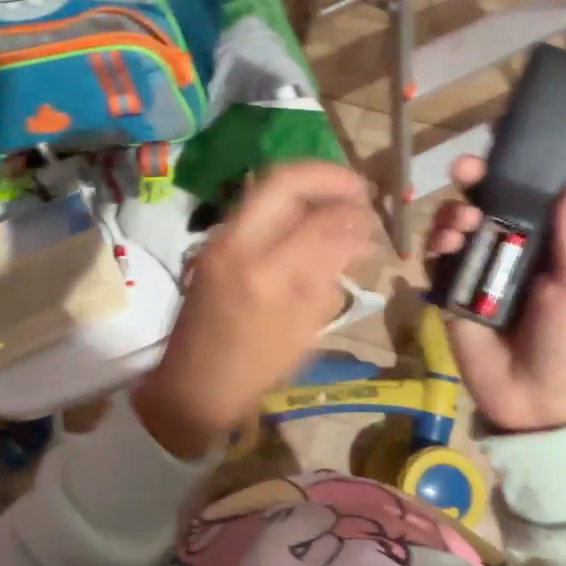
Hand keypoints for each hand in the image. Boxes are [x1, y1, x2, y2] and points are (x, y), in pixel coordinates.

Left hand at [133, 163, 375, 457]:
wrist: (192, 387)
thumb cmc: (255, 370)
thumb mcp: (304, 328)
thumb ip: (329, 272)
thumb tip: (358, 231)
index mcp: (264, 273)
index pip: (318, 219)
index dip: (351, 210)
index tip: (373, 215)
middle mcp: (237, 244)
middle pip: (283, 181)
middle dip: (327, 178)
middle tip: (358, 191)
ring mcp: (219, 240)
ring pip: (267, 191)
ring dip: (307, 190)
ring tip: (340, 207)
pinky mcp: (213, 246)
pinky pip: (256, 210)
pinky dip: (288, 208)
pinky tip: (311, 226)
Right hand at [426, 155, 565, 431]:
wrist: (535, 396)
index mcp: (539, 246)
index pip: (518, 200)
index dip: (503, 174)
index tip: (492, 152)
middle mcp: (503, 252)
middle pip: (478, 205)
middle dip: (468, 183)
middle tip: (463, 172)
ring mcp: (473, 272)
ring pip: (452, 227)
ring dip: (452, 214)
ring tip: (462, 225)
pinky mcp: (448, 294)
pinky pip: (435, 261)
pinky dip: (435, 246)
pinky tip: (446, 246)